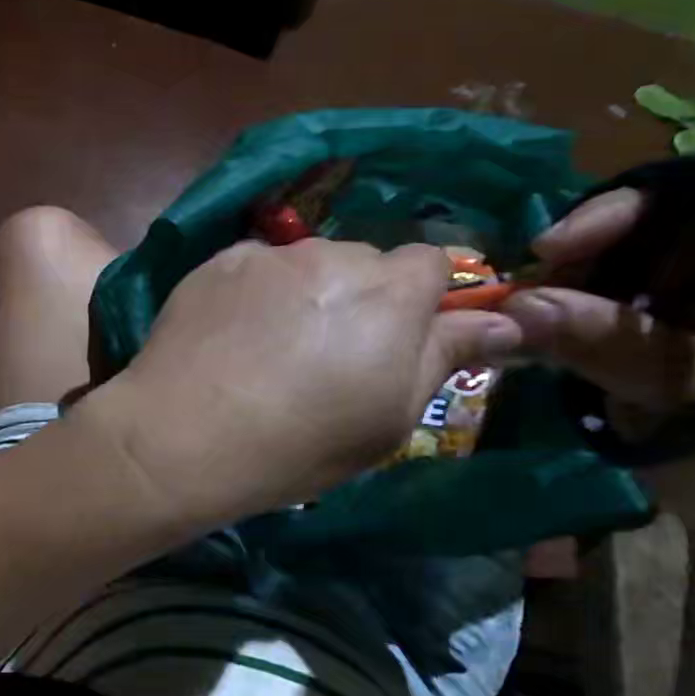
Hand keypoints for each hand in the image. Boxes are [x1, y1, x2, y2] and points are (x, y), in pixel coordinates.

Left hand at [74, 238, 522, 528]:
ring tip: (276, 345)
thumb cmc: (303, 441)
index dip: (424, 298)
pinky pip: (257, 267)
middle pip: (366, 261)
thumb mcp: (391, 415)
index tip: (402, 338)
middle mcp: (332, 256)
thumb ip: (448, 355)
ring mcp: (270, 254)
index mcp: (389, 291)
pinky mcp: (220, 261)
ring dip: (309, 291)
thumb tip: (507, 321)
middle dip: (364, 295)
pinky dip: (258, 291)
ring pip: (309, 263)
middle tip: (333, 352)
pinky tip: (234, 335)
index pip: (431, 262)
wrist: (187, 433)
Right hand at [504, 190, 694, 578]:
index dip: (630, 213)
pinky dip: (572, 330)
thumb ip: (628, 350)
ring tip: (521, 323)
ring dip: (569, 298)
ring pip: (624, 281)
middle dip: (585, 262)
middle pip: (656, 239)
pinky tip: (542, 345)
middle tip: (523, 293)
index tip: (553, 249)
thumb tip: (516, 304)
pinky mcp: (677, 352)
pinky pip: (612, 321)